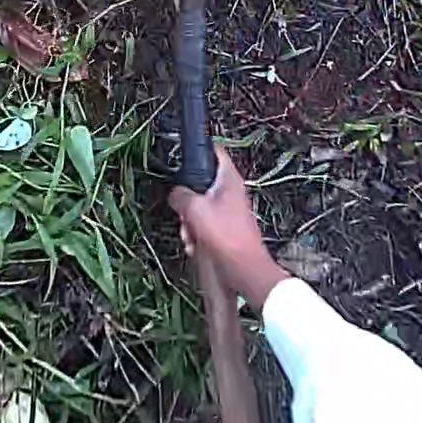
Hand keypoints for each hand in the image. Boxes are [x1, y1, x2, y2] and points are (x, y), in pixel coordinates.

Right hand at [168, 146, 290, 307]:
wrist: (246, 272)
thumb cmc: (225, 236)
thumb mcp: (195, 209)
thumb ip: (180, 195)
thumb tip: (175, 194)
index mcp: (228, 178)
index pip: (214, 151)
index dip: (199, 149)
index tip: (183, 156)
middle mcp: (231, 191)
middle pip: (202, 183)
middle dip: (188, 199)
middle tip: (184, 211)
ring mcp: (231, 210)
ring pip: (201, 206)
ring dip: (190, 220)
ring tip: (190, 235)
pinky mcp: (228, 229)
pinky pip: (206, 224)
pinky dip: (198, 233)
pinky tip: (195, 246)